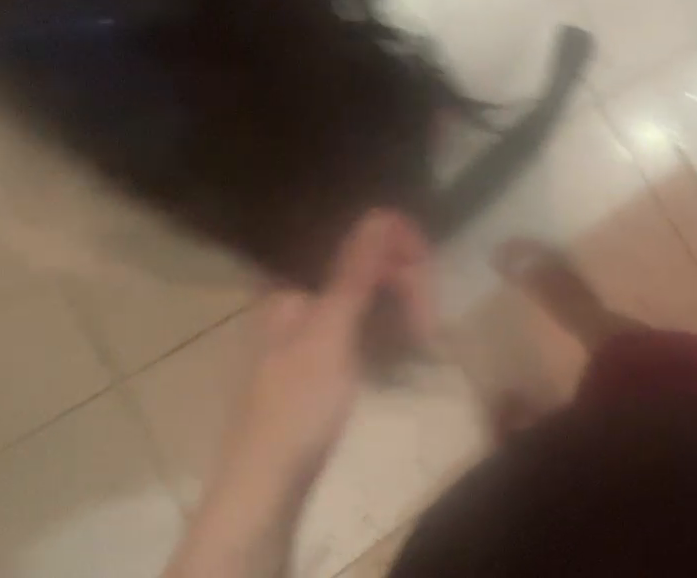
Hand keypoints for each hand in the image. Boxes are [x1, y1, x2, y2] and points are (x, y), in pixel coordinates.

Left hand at [217, 210, 433, 491]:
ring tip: (425, 331)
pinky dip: (391, 322)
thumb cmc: (297, 406)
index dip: (394, 242)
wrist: (267, 486)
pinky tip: (411, 338)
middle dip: (405, 277)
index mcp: (293, 283)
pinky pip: (367, 317)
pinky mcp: (327, 352)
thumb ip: (355, 271)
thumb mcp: (331, 333)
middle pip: (365, 260)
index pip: (353, 233)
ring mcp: (313, 324)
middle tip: (429, 317)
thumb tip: (381, 212)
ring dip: (404, 301)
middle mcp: (302, 294)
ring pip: (371, 290)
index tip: (424, 270)